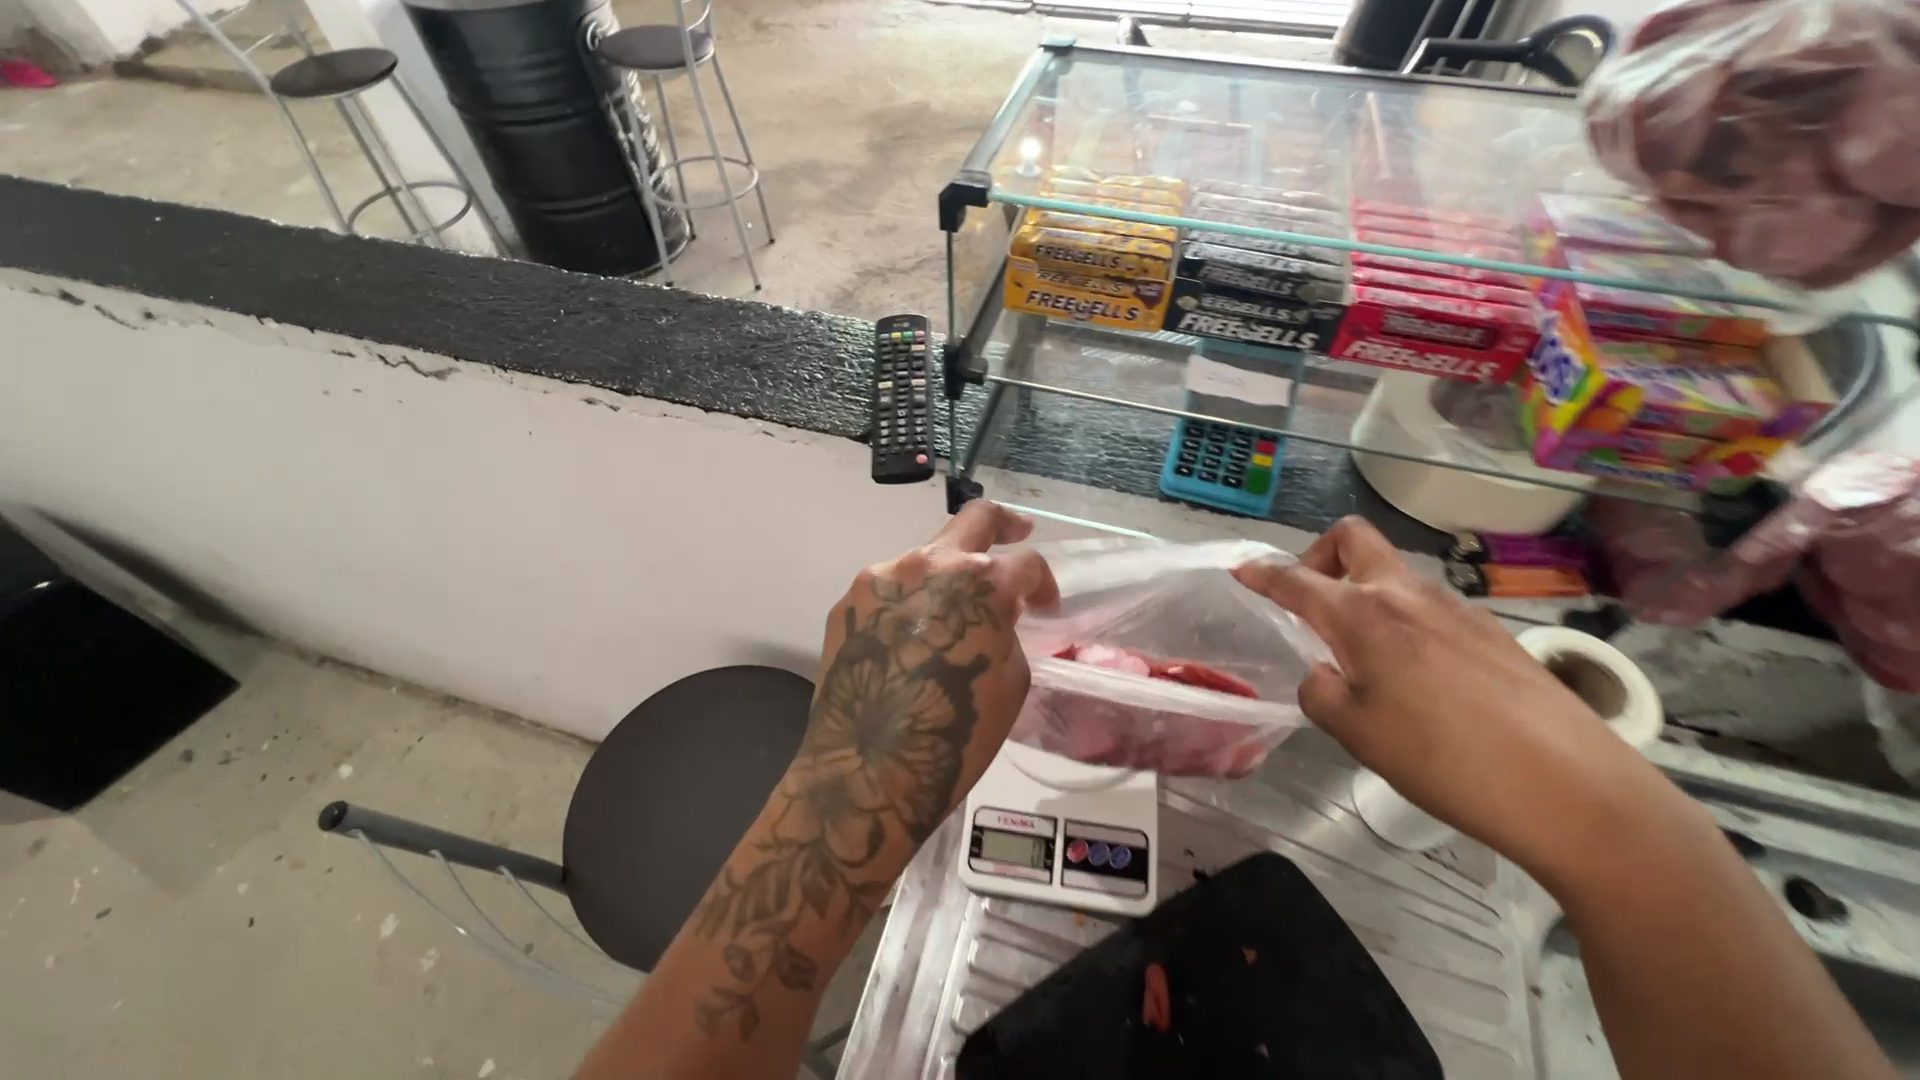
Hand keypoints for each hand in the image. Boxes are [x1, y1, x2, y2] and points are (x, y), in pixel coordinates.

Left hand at [790, 501, 1058, 867]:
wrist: (866, 769)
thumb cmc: (954, 734)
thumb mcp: (1010, 683)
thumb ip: (1006, 633)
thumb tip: (996, 619)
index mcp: (983, 584)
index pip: (1027, 563)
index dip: (1043, 583)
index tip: (1043, 603)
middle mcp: (930, 564)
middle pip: (975, 518)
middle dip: (1003, 524)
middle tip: (1017, 533)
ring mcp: (882, 577)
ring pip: (926, 555)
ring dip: (947, 573)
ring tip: (953, 611)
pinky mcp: (848, 600)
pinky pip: (889, 588)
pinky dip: (910, 601)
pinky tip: (910, 638)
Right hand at [1232, 517, 1653, 865]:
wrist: (1567, 786)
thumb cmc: (1441, 758)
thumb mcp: (1355, 733)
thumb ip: (1320, 691)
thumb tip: (1325, 673)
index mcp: (1361, 615)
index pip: (1297, 580)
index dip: (1263, 574)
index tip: (1241, 570)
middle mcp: (1406, 595)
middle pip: (1354, 539)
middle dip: (1319, 555)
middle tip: (1309, 600)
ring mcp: (1455, 608)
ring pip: (1393, 574)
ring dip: (1363, 592)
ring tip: (1361, 653)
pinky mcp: (1491, 631)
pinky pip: (1428, 606)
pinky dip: (1402, 620)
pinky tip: (1414, 677)